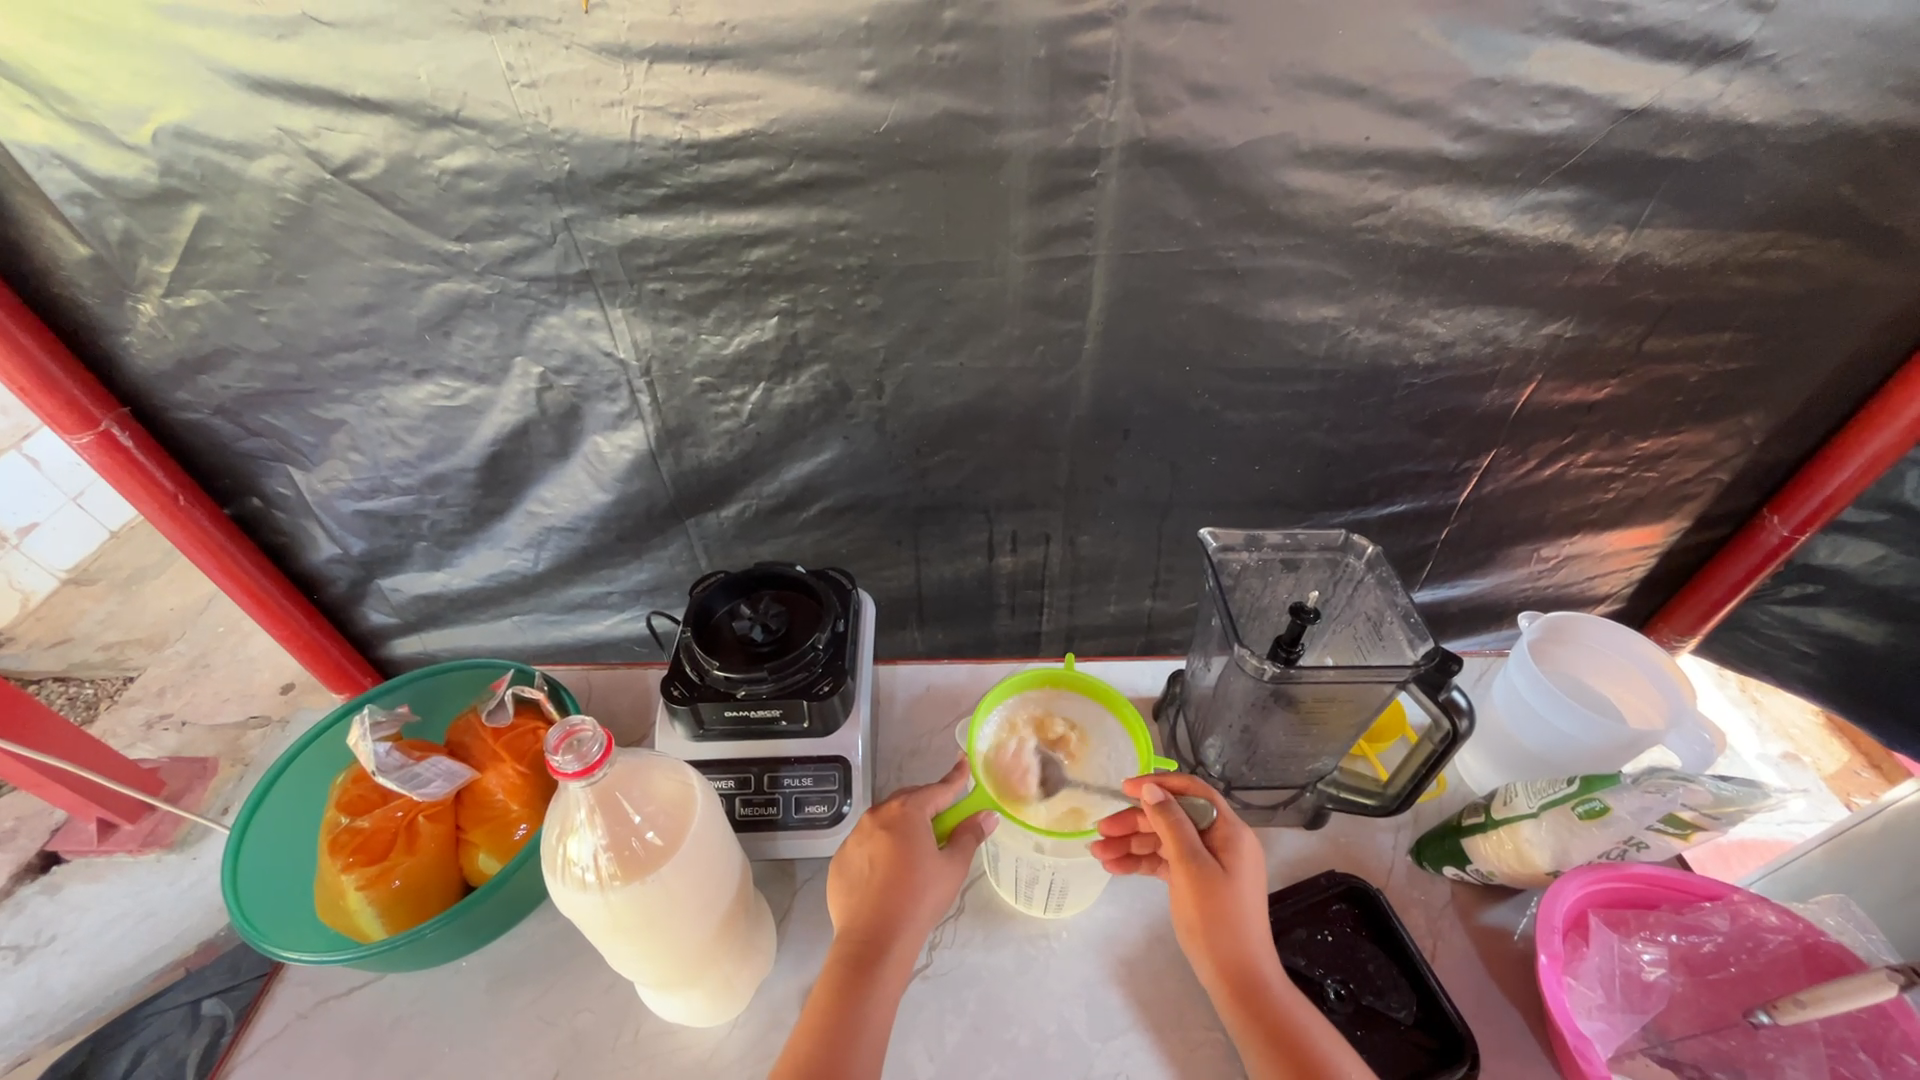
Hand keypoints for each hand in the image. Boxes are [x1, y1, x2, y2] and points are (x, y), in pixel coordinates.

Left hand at [826, 756, 997, 960]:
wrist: (874, 940)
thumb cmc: (919, 899)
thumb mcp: (952, 867)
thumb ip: (969, 836)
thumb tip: (987, 816)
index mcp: (906, 812)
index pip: (937, 790)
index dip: (954, 779)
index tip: (963, 765)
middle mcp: (876, 816)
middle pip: (907, 801)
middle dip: (927, 804)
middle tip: (943, 817)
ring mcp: (854, 837)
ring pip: (883, 822)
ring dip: (901, 827)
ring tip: (915, 849)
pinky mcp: (840, 860)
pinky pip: (866, 845)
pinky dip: (880, 849)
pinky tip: (889, 873)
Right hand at [1092, 773, 1273, 991]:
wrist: (1239, 981)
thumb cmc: (1217, 920)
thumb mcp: (1191, 867)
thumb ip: (1171, 823)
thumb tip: (1152, 789)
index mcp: (1229, 831)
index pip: (1192, 792)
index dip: (1158, 786)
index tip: (1124, 789)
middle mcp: (1221, 841)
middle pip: (1173, 818)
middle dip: (1135, 822)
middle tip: (1100, 830)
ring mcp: (1209, 863)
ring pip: (1165, 841)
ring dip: (1132, 844)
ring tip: (1098, 853)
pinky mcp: (1198, 883)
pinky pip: (1167, 863)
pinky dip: (1142, 863)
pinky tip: (1114, 867)